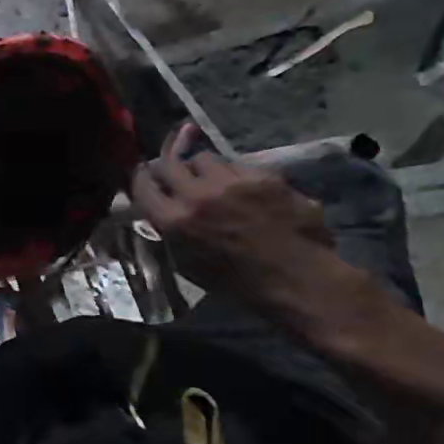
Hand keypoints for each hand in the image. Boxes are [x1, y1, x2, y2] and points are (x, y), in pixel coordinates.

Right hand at [130, 123, 332, 293]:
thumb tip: (162, 211)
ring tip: (215, 180)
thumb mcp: (192, 266)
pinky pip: (237, 164)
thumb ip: (172, 233)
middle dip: (170, 166)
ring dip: (204, 168)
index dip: (141, 177)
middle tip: (177, 172)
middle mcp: (196, 195)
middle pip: (169, 163)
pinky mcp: (260, 175)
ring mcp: (229, 182)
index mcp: (175, 221)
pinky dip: (236, 174)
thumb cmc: (243, 286)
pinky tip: (246, 188)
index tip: (145, 174)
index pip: (142, 184)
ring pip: (204, 157)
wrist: (302, 283)